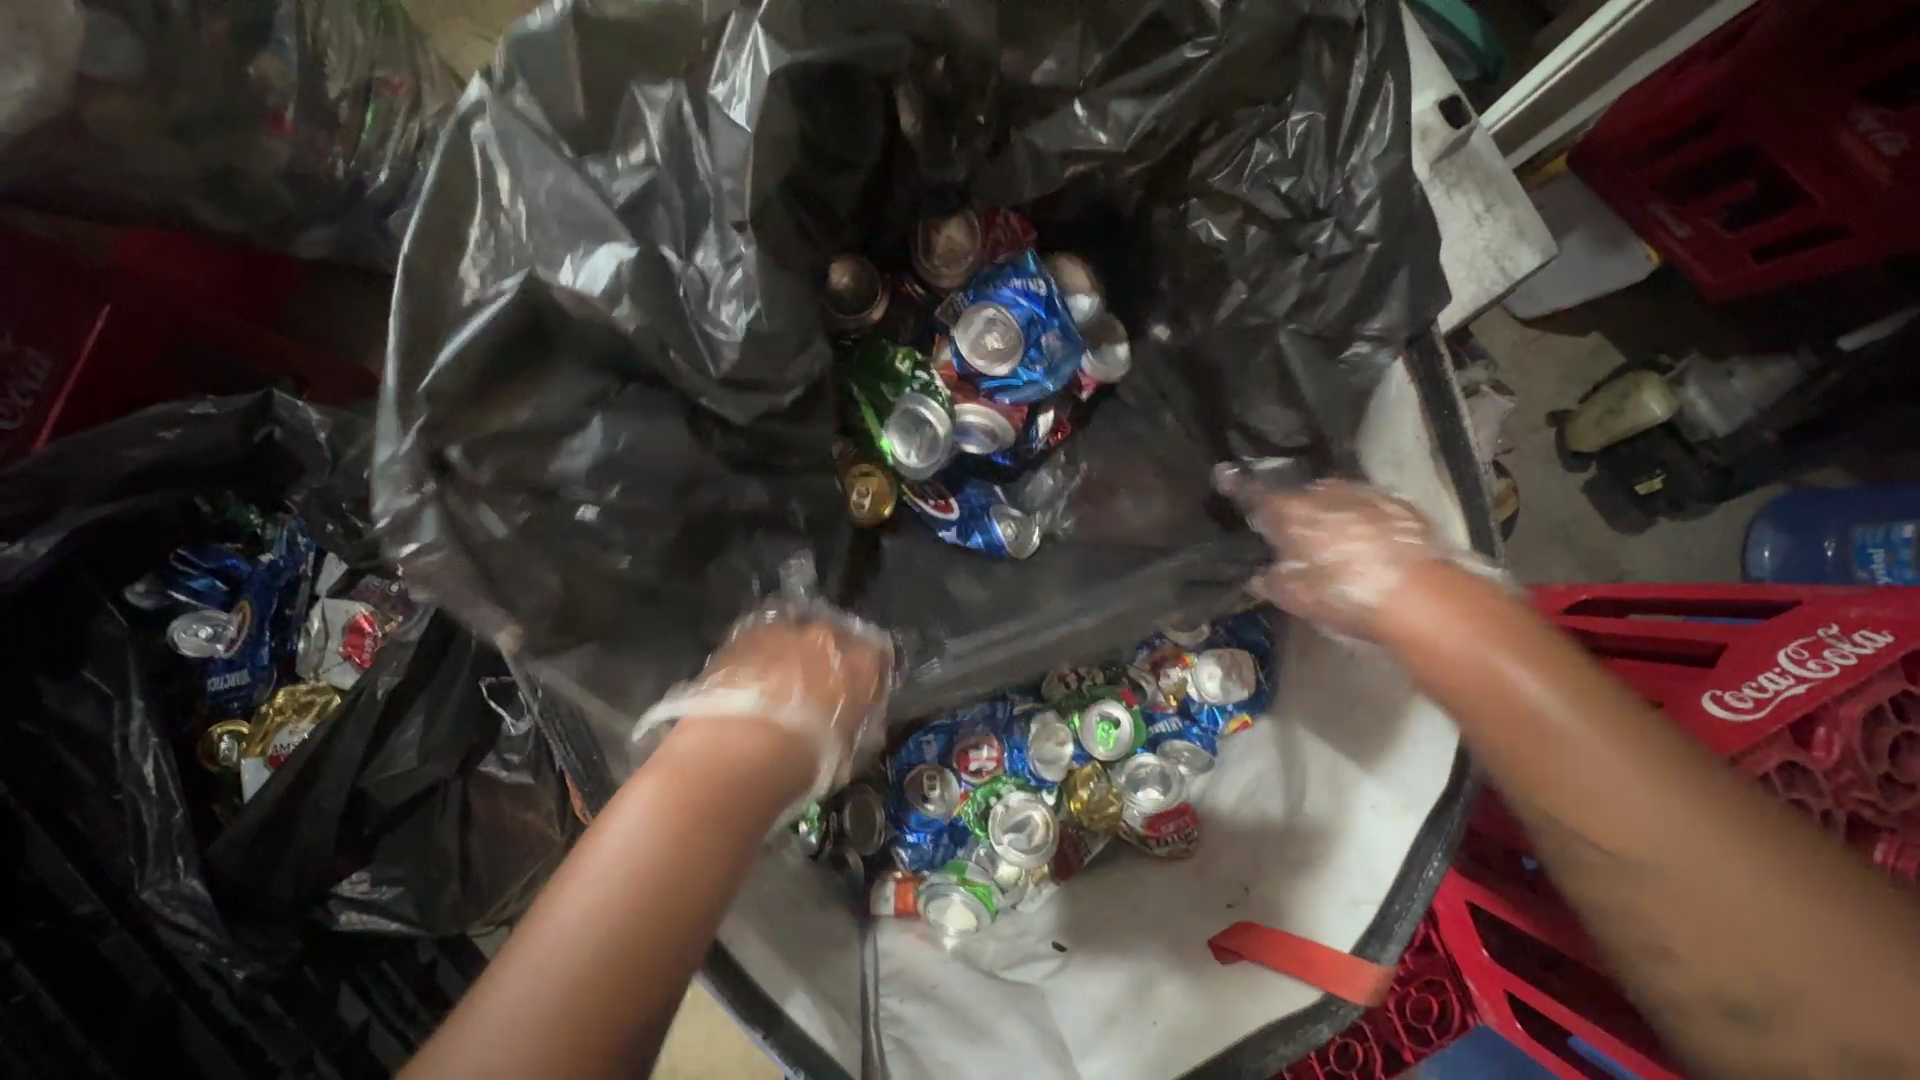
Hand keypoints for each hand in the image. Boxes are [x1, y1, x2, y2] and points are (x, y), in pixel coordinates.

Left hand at [631, 556, 894, 800]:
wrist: (739, 750)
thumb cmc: (806, 758)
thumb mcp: (846, 750)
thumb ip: (854, 724)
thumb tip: (850, 723)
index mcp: (863, 662)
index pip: (876, 659)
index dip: (864, 678)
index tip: (856, 697)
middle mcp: (827, 637)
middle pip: (831, 642)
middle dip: (823, 662)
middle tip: (810, 695)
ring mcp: (783, 632)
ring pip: (792, 639)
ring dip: (787, 658)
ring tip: (772, 692)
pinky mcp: (741, 637)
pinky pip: (757, 644)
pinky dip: (755, 662)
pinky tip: (745, 688)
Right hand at [1220, 475, 1444, 640]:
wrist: (1421, 596)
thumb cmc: (1345, 596)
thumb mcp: (1296, 599)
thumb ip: (1271, 581)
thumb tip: (1259, 575)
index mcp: (1290, 514)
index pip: (1254, 495)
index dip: (1236, 486)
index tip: (1223, 474)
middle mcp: (1324, 495)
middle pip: (1299, 497)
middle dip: (1294, 511)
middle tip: (1295, 537)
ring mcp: (1364, 495)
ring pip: (1335, 498)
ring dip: (1329, 513)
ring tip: (1335, 540)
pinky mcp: (1399, 505)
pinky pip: (1369, 506)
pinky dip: (1362, 519)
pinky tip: (1369, 542)